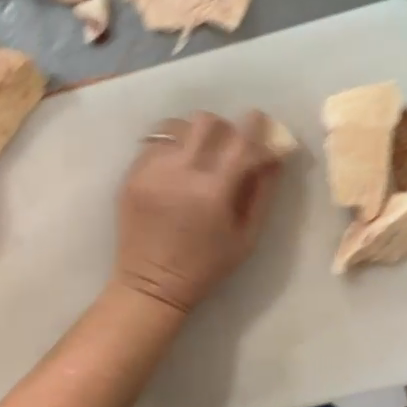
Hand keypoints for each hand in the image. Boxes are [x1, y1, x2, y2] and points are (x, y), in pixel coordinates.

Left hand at [113, 111, 283, 314]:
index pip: (241, 139)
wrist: (151, 285)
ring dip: (194, 135)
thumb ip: (263, 192)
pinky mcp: (131, 175)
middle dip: (223, 127)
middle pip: (206, 121)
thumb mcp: (247, 236)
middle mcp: (179, 172)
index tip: (261, 122)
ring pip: (177, 126)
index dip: (256, 125)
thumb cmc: (206, 267)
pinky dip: (170, 148)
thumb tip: (275, 153)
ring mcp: (150, 171)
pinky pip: (154, 143)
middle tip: (227, 144)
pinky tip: (175, 170)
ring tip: (198, 156)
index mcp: (213, 191)